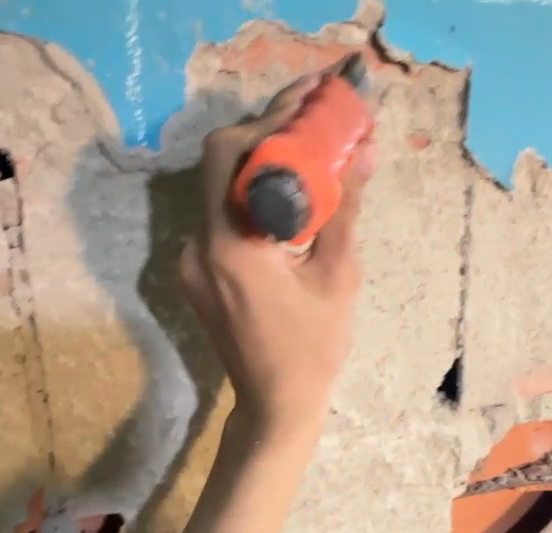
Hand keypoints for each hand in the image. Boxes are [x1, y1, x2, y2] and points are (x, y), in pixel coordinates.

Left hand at [180, 73, 372, 437]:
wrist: (275, 404)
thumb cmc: (312, 350)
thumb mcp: (338, 278)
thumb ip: (343, 211)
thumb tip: (360, 154)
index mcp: (229, 246)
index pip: (229, 154)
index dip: (267, 122)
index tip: (307, 109)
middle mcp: (197, 248)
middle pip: (220, 165)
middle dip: (265, 138)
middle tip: (310, 127)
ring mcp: (191, 264)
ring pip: (219, 191)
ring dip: (258, 169)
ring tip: (305, 160)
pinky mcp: (196, 276)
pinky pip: (220, 220)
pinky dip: (250, 203)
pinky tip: (284, 205)